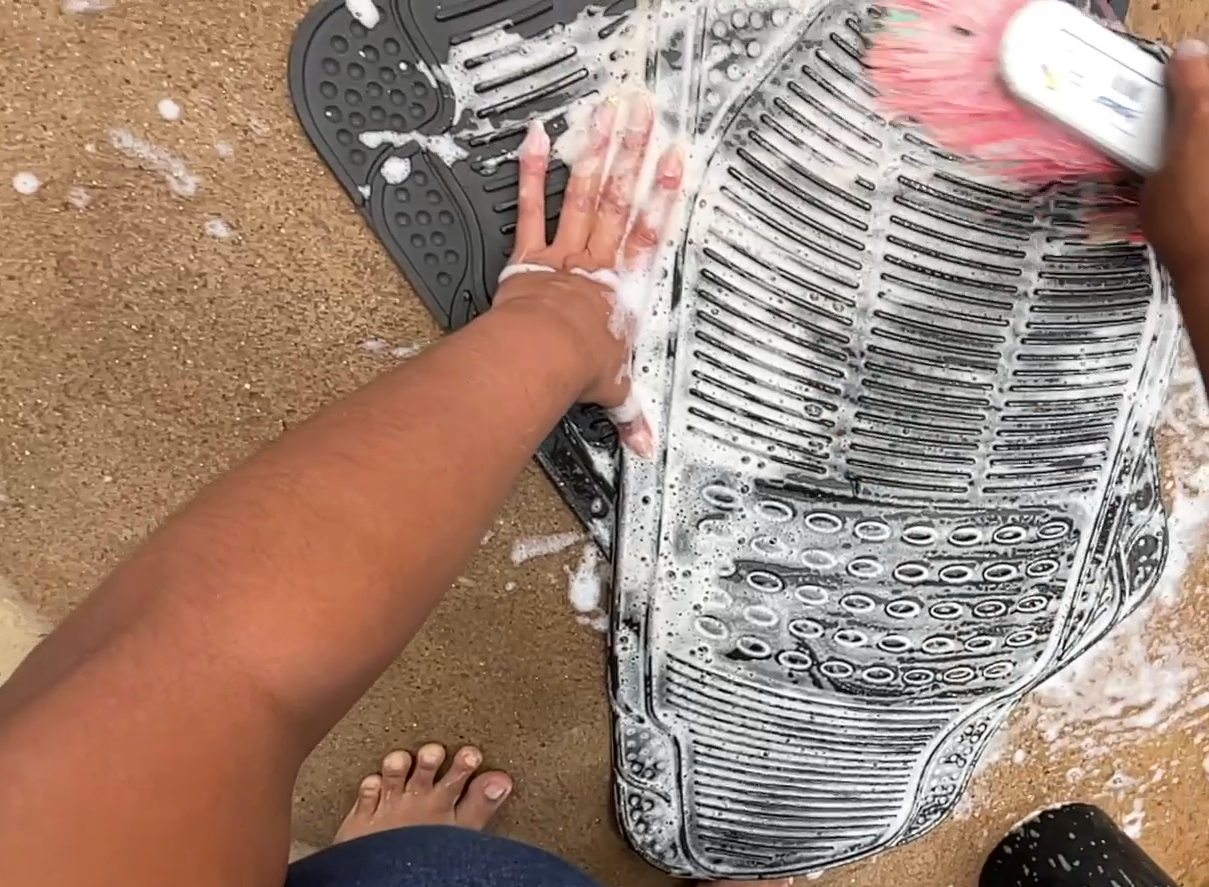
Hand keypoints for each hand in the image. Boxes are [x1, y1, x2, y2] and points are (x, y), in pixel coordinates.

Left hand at [494, 96, 684, 456]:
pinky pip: (533, 208)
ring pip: (586, 195)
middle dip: (636, 156)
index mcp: (624, 291)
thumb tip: (648, 451)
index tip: (677, 160)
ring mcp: (565, 254)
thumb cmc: (580, 370)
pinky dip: (532, 172)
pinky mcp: (532, 255)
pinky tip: (538, 137)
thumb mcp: (616, 394)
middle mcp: (598, 264)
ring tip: (608, 112)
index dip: (665, 197)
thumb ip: (633, 417)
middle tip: (645, 114)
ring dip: (597, 152)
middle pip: (622, 202)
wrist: (542, 357)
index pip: (652, 235)